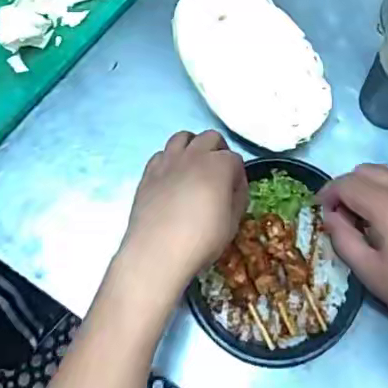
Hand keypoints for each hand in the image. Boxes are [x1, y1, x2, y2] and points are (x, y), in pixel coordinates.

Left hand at [114, 130, 246, 299]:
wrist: (157, 251)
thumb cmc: (201, 240)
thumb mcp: (232, 224)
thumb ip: (237, 199)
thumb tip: (233, 188)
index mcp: (219, 165)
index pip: (236, 160)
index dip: (238, 177)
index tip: (236, 194)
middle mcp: (195, 154)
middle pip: (211, 137)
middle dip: (219, 151)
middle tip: (218, 173)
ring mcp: (169, 160)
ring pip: (183, 137)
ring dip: (193, 146)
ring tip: (194, 166)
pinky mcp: (149, 171)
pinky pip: (161, 154)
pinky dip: (170, 160)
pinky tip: (171, 177)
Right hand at [319, 164, 387, 334]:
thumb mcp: (372, 273)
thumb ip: (344, 241)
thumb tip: (331, 218)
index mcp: (384, 203)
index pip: (345, 183)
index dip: (328, 194)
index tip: (322, 214)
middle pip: (364, 170)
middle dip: (346, 187)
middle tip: (342, 217)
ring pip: (384, 169)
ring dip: (367, 183)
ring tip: (365, 214)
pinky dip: (387, 184)